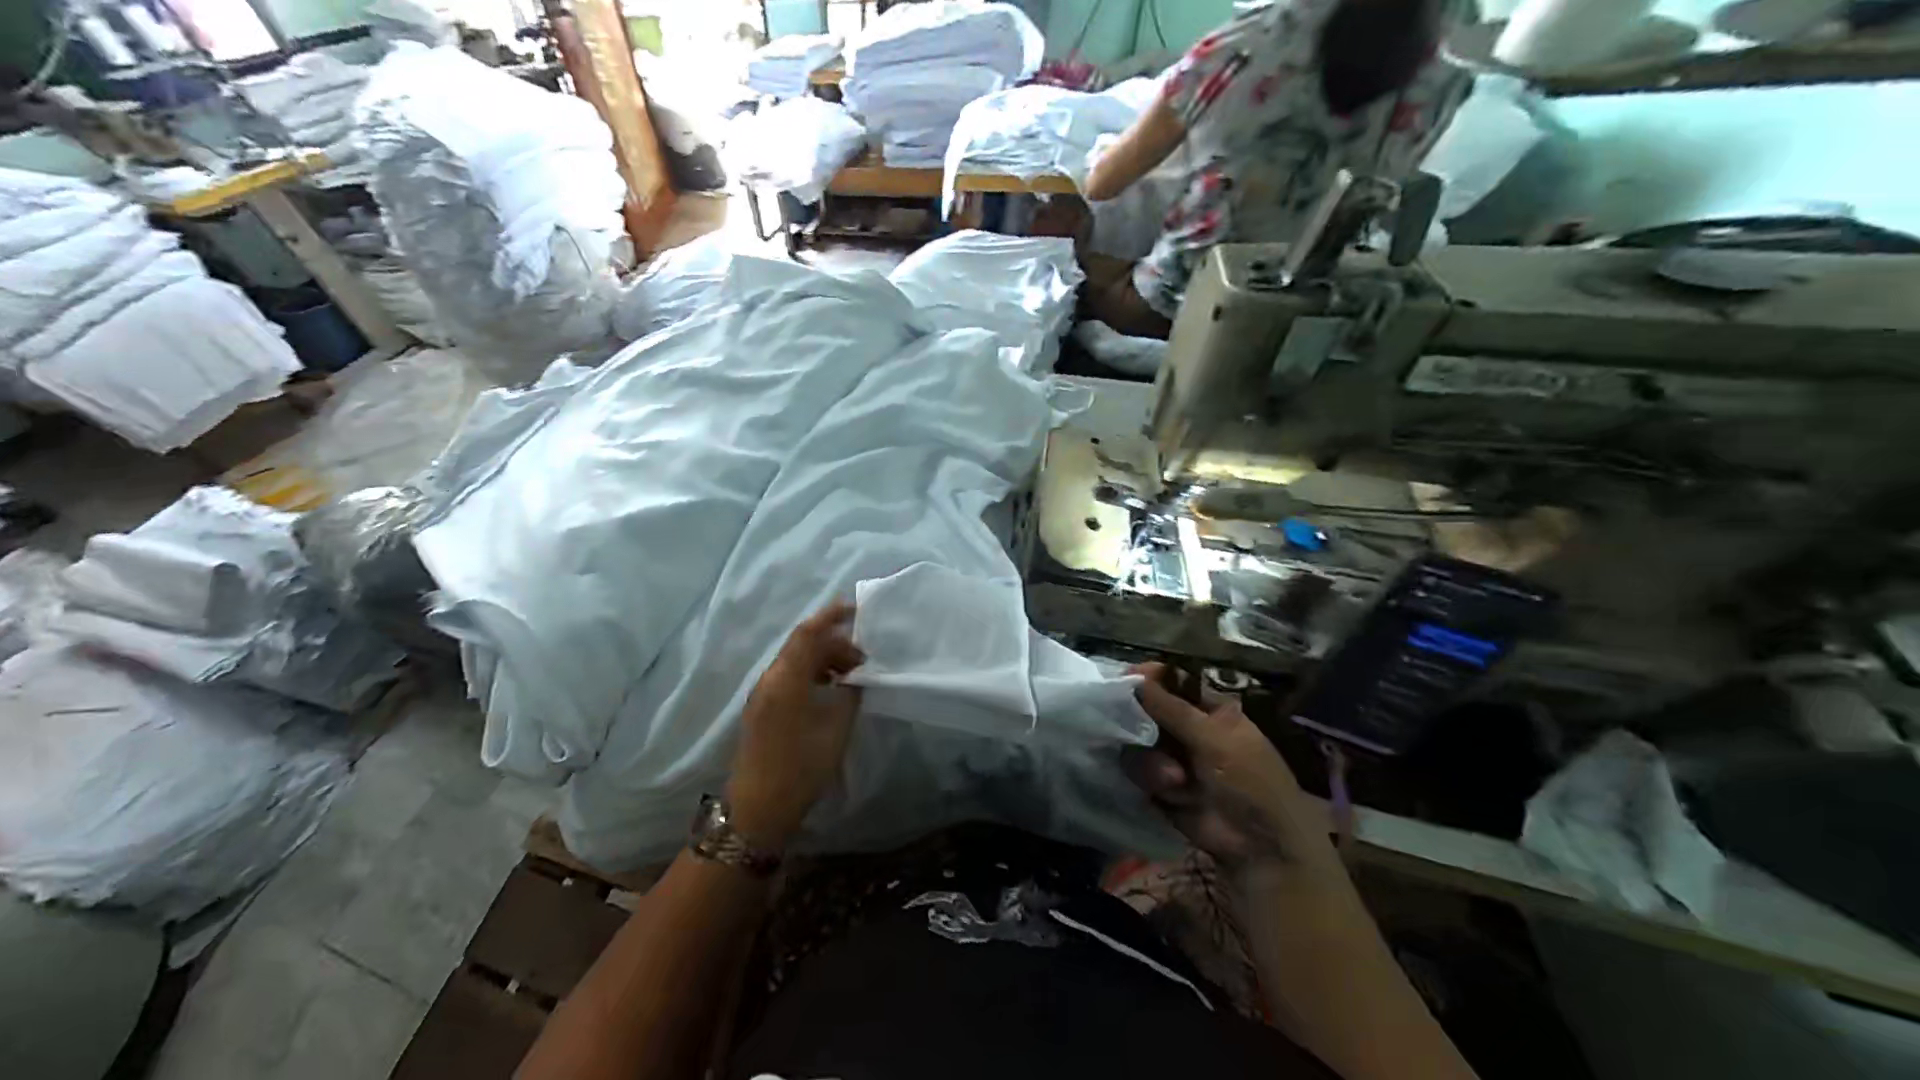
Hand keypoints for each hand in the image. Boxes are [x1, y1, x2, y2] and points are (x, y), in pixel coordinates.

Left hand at [726, 602, 863, 850]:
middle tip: (863, 660)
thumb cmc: (801, 767)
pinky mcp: (762, 708)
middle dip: (834, 643)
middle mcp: (770, 679)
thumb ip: (850, 695)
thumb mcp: (836, 729)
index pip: (808, 633)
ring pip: (796, 661)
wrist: (758, 808)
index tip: (856, 609)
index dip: (831, 616)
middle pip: (802, 645)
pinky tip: (831, 690)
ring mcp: (762, 694)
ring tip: (851, 676)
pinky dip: (812, 674)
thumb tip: (857, 677)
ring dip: (823, 660)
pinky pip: (789, 677)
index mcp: (786, 679)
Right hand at [1125, 663, 1339, 877]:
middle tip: (1135, 726)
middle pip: (1148, 710)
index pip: (1174, 682)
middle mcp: (1189, 729)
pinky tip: (1171, 794)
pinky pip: (1138, 771)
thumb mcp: (1215, 738)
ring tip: (1176, 781)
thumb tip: (1136, 677)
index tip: (1129, 679)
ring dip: (1154, 762)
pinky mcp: (1160, 786)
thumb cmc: (1250, 781)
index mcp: (1211, 709)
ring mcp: (1173, 757)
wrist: (1258, 846)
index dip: (1151, 678)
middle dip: (1144, 723)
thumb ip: (1172, 708)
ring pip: (1139, 742)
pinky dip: (1151, 781)